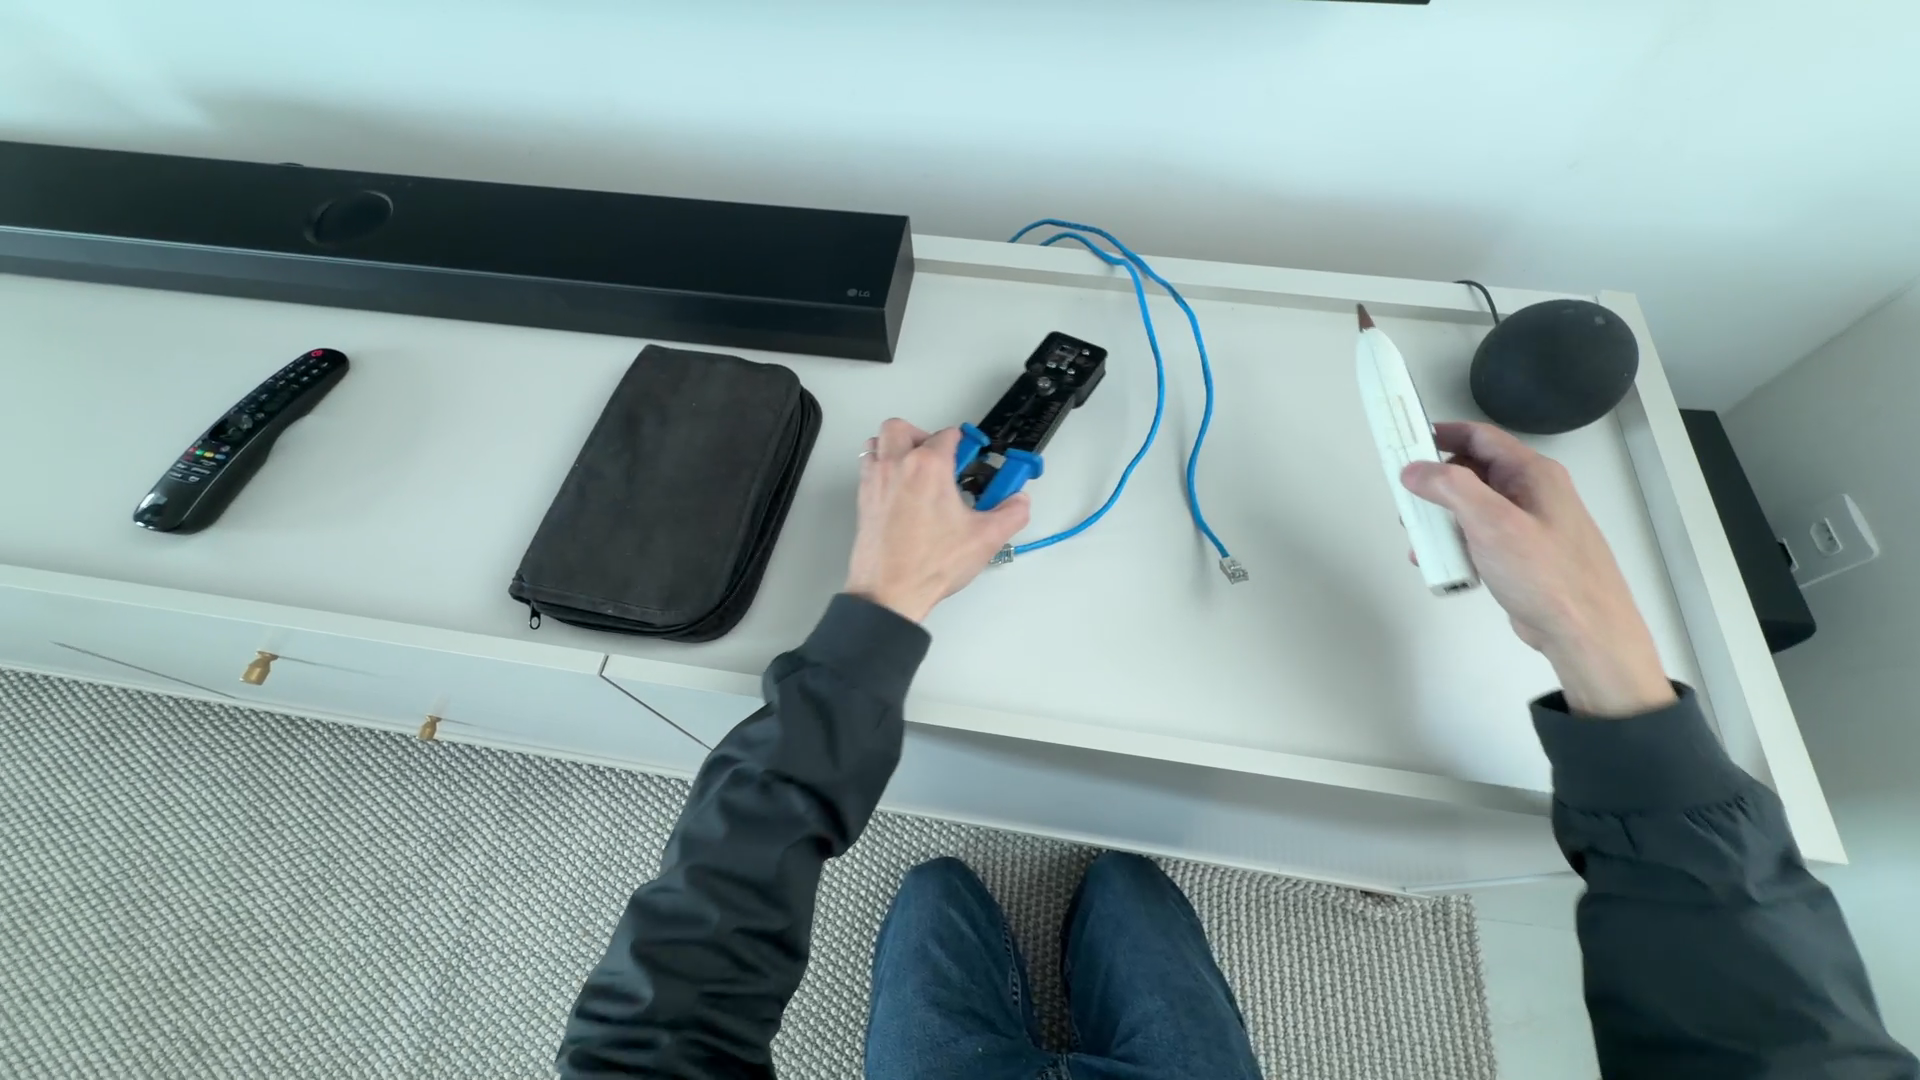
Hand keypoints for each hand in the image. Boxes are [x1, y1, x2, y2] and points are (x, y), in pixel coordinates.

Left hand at [844, 419, 1030, 622]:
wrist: (889, 593)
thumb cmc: (929, 565)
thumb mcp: (985, 538)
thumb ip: (1010, 513)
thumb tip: (1019, 502)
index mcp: (928, 467)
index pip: (948, 436)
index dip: (965, 446)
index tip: (973, 461)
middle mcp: (897, 466)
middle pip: (902, 428)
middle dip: (923, 435)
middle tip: (940, 458)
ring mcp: (875, 482)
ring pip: (878, 442)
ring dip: (896, 447)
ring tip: (916, 467)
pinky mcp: (863, 500)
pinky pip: (868, 467)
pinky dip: (881, 467)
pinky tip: (900, 489)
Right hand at [1401, 422, 1675, 716]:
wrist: (1583, 631)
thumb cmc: (1544, 573)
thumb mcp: (1492, 523)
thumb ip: (1450, 488)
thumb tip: (1412, 469)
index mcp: (1531, 475)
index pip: (1480, 437)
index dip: (1440, 433)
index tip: (1403, 440)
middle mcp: (1530, 492)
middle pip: (1470, 471)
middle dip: (1433, 483)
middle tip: (1406, 502)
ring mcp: (1525, 523)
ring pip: (1469, 505)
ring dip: (1438, 517)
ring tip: (1419, 540)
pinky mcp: (1517, 552)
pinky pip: (1475, 535)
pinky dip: (1451, 542)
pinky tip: (1438, 561)